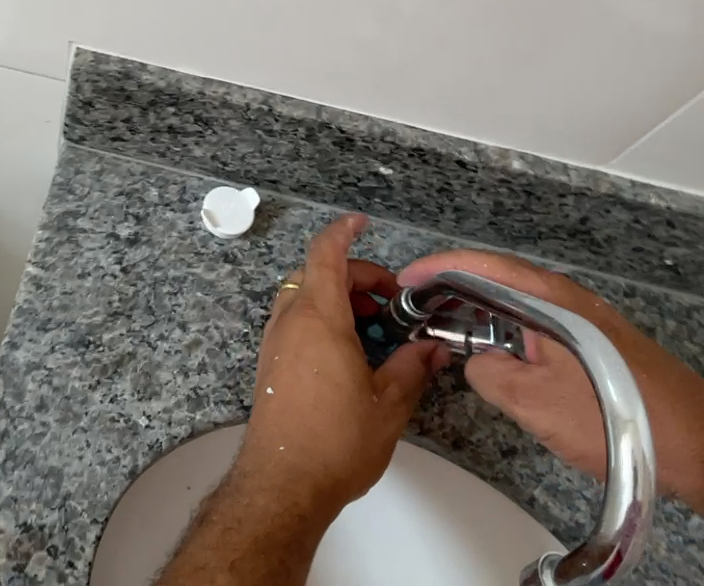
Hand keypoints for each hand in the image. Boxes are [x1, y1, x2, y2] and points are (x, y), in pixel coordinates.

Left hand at [235, 214, 443, 519]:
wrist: (282, 482)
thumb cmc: (335, 441)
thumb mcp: (388, 403)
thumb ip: (413, 367)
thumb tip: (433, 349)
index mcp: (318, 317)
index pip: (325, 253)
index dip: (343, 230)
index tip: (361, 222)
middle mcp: (290, 319)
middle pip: (317, 273)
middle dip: (354, 277)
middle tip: (388, 302)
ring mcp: (275, 340)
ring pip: (303, 296)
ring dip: (337, 298)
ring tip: (372, 329)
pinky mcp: (270, 361)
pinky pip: (295, 321)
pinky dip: (321, 319)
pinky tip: (348, 353)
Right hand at [397, 249, 703, 508]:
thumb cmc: (615, 420)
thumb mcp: (530, 402)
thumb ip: (485, 373)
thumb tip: (476, 361)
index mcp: (547, 296)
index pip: (478, 265)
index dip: (435, 268)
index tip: (403, 280)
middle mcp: (566, 295)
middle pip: (496, 275)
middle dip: (451, 285)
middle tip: (418, 303)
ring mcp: (585, 316)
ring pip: (517, 299)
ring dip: (479, 307)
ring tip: (448, 326)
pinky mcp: (597, 339)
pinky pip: (537, 318)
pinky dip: (506, 324)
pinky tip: (498, 350)